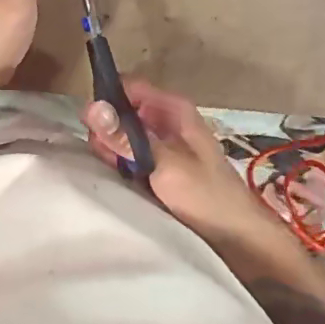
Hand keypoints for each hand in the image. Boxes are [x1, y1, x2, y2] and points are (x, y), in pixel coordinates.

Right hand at [82, 79, 275, 239]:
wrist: (234, 236)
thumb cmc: (205, 195)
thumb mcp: (164, 164)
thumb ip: (126, 138)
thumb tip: (90, 107)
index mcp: (172, 109)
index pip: (127, 86)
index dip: (107, 99)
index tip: (93, 124)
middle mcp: (163, 120)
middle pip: (119, 110)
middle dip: (106, 130)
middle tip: (107, 156)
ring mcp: (157, 143)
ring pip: (118, 134)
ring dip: (110, 150)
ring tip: (116, 171)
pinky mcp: (152, 164)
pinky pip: (124, 154)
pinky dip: (117, 163)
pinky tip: (118, 178)